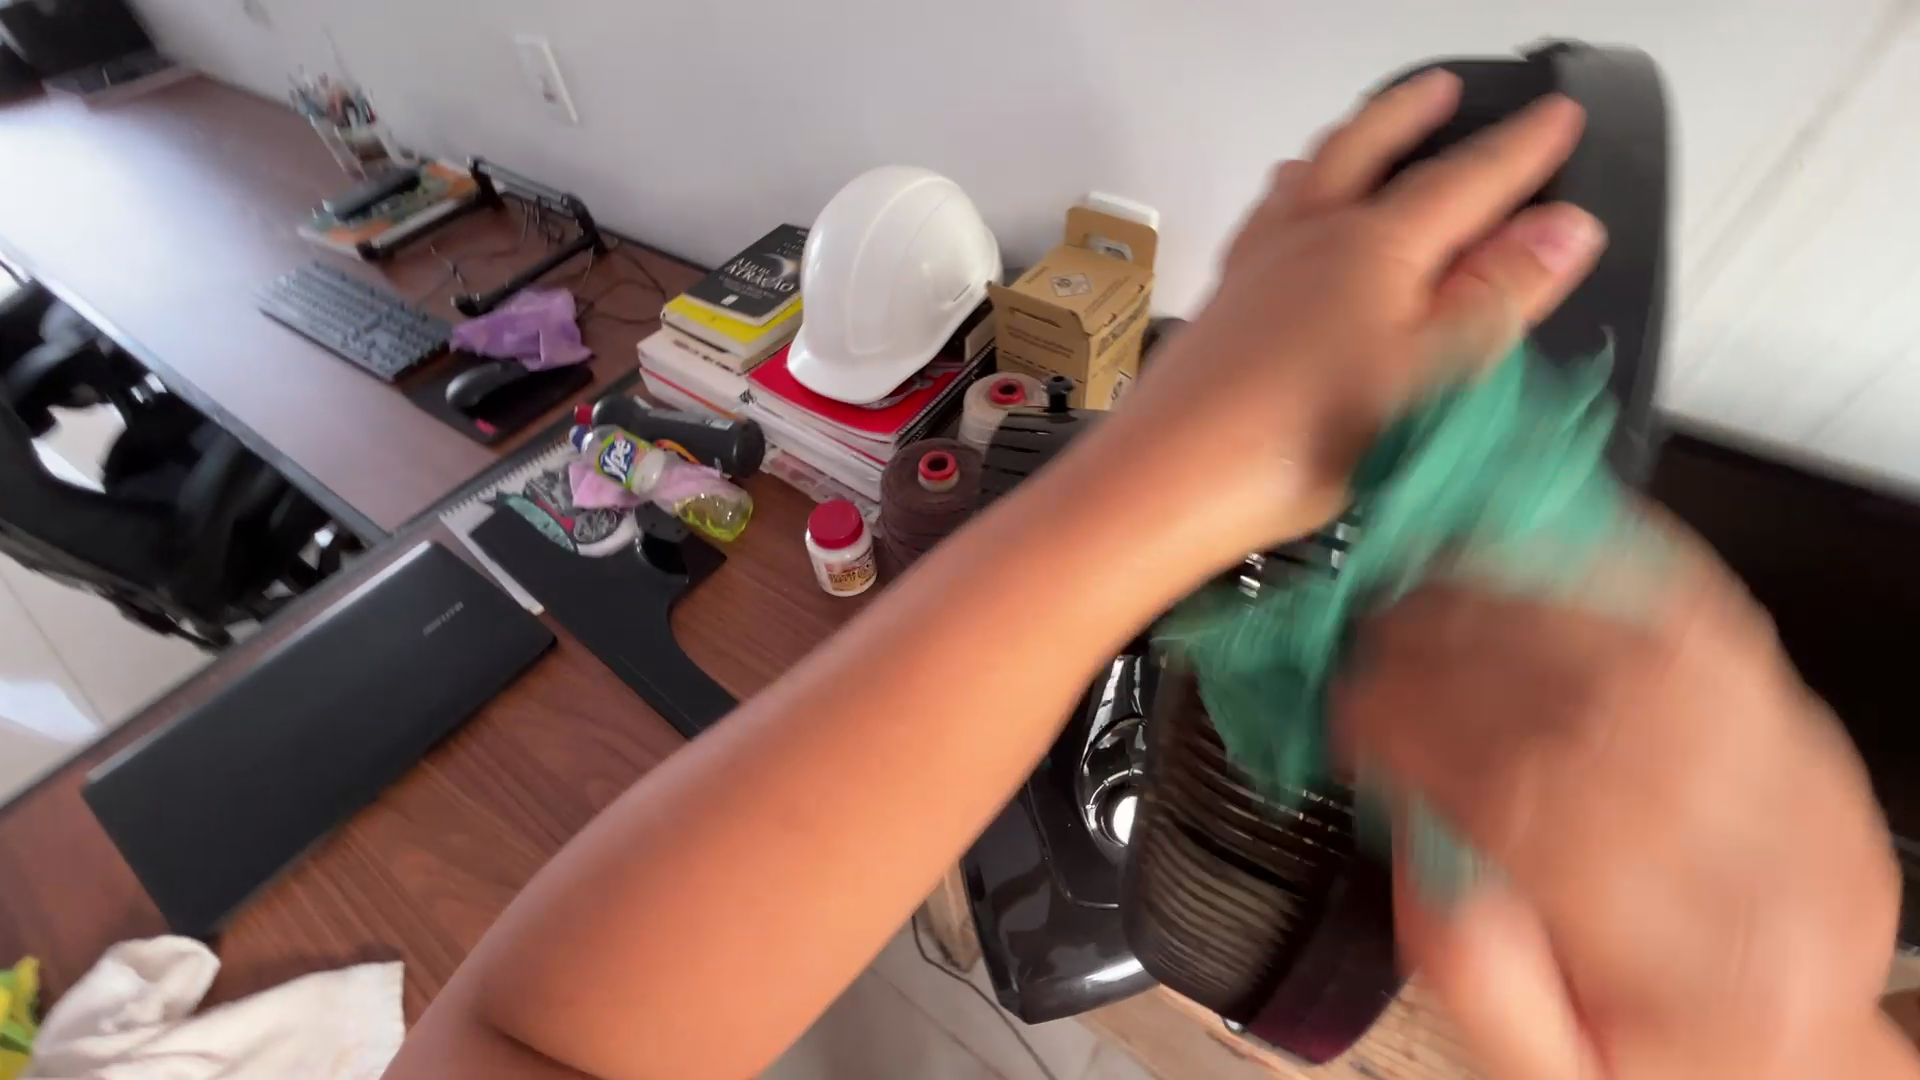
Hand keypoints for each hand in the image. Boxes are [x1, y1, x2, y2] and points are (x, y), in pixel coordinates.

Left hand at [1097, 71, 1604, 569]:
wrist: (1165, 480)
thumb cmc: (1293, 442)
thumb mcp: (1425, 379)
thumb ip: (1495, 297)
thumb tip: (1564, 229)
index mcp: (1371, 250)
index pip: (1464, 180)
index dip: (1519, 149)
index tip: (1556, 119)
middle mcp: (1301, 244)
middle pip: (1361, 152)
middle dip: (1407, 115)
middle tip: (1440, 91)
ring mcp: (1247, 273)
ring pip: (1297, 186)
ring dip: (1335, 150)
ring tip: (1351, 138)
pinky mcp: (1211, 310)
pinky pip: (1253, 231)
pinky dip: (1276, 207)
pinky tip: (1272, 226)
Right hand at [1335, 519, 1911, 1078]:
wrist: (1784, 1044)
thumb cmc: (1640, 1044)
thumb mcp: (1542, 1064)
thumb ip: (1474, 975)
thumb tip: (1423, 845)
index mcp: (1707, 968)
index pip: (1546, 811)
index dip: (1422, 738)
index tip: (1348, 714)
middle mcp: (1776, 859)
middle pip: (1594, 714)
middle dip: (1451, 660)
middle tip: (1366, 642)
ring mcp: (1797, 777)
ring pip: (1642, 647)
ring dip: (1506, 604)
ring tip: (1416, 591)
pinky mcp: (1789, 719)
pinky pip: (1696, 612)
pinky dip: (1598, 562)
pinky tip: (1521, 543)